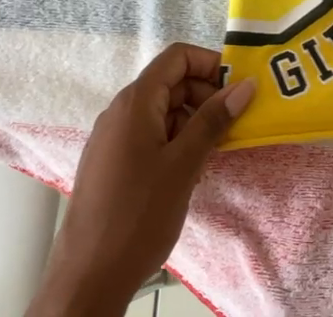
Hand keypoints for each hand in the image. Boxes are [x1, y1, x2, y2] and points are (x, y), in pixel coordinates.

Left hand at [27, 44, 256, 316]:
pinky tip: (188, 172)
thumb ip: (213, 120)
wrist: (88, 275)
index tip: (238, 89)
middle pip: (170, 83)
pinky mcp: (110, 162)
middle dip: (205, 96)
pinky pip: (148, 135)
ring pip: (161, 112)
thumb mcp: (184, 164)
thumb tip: (244, 85)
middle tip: (233, 125)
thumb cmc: (139, 214)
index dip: (210, 64)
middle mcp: (119, 111)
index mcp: (135, 102)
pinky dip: (173, 141)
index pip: (176, 57)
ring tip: (213, 154)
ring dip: (192, 123)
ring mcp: (112, 137)